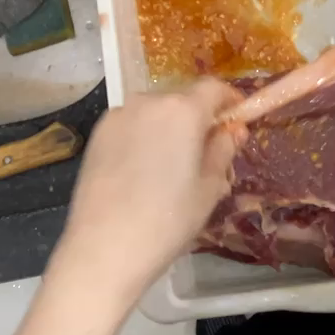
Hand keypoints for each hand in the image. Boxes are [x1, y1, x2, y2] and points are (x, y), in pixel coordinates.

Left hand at [48, 81, 239, 309]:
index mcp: (182, 110)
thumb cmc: (167, 220)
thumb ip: (223, 150)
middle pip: (182, 99)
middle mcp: (148, 101)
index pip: (213, 88)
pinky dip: (143, 136)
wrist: (104, 246)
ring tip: (171, 166)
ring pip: (154, 112)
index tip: (236, 120)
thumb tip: (234, 129)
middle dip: (197, 118)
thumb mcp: (208, 188)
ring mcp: (118, 114)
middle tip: (206, 153)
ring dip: (168, 127)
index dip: (229, 100)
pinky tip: (141, 171)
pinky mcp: (98, 132)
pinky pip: (131, 124)